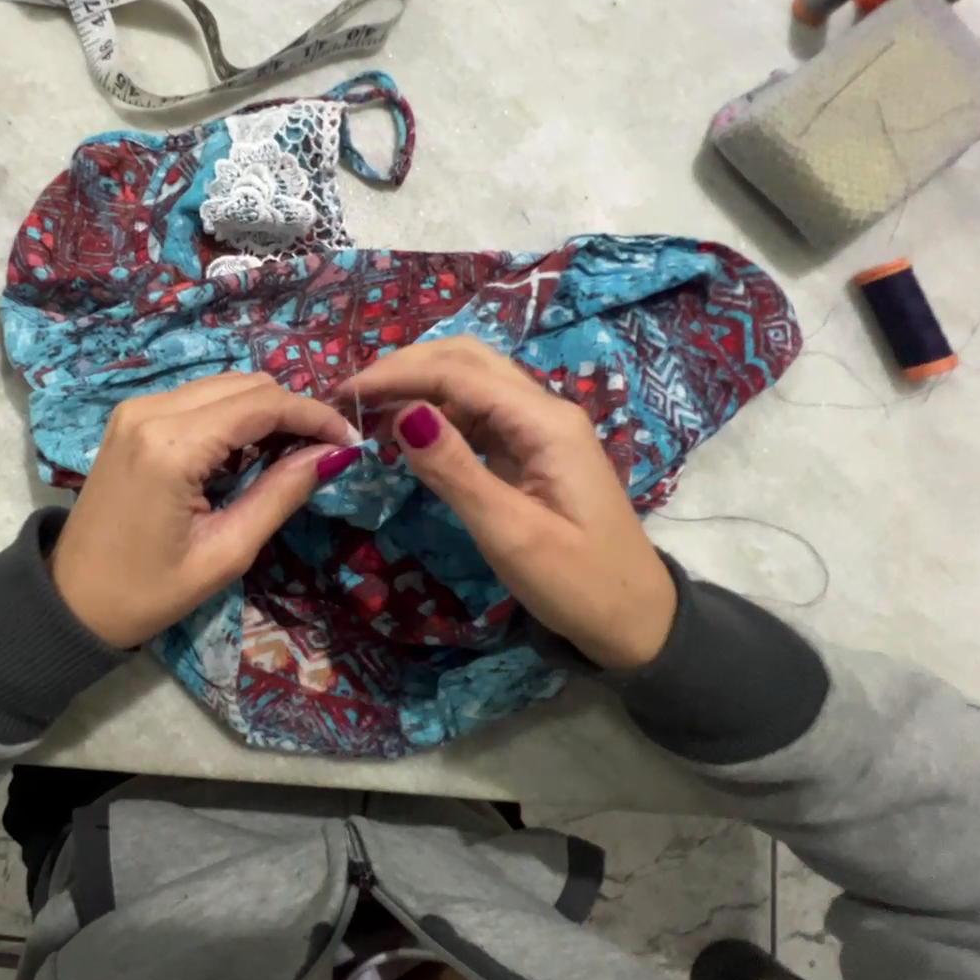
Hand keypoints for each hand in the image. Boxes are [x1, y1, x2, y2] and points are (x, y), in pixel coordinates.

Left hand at [51, 373, 361, 648]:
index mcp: (171, 445)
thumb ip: (281, 493)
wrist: (71, 600)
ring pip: (221, 386)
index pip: (262, 404)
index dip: (314, 416)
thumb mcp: (225, 551)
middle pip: (244, 384)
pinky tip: (246, 452)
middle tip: (322, 452)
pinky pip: (196, 399)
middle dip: (291, 411)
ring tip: (289, 455)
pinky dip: (230, 416)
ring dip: (261, 411)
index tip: (350, 440)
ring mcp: (135, 410)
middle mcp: (150, 410)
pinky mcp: (130, 418)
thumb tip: (335, 454)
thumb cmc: (147, 591)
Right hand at [343, 338, 676, 668]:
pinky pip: (474, 413)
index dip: (397, 375)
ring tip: (365, 408)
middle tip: (349, 394)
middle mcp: (543, 411)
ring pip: (469, 381)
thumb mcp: (510, 532)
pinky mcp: (528, 449)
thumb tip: (402, 414)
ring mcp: (537, 429)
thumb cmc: (577, 583)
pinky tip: (403, 430)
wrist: (636, 620)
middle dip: (404, 366)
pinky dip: (433, 412)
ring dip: (417, 384)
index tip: (343, 392)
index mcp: (545, 424)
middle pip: (466, 359)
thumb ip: (455, 470)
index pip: (459, 374)